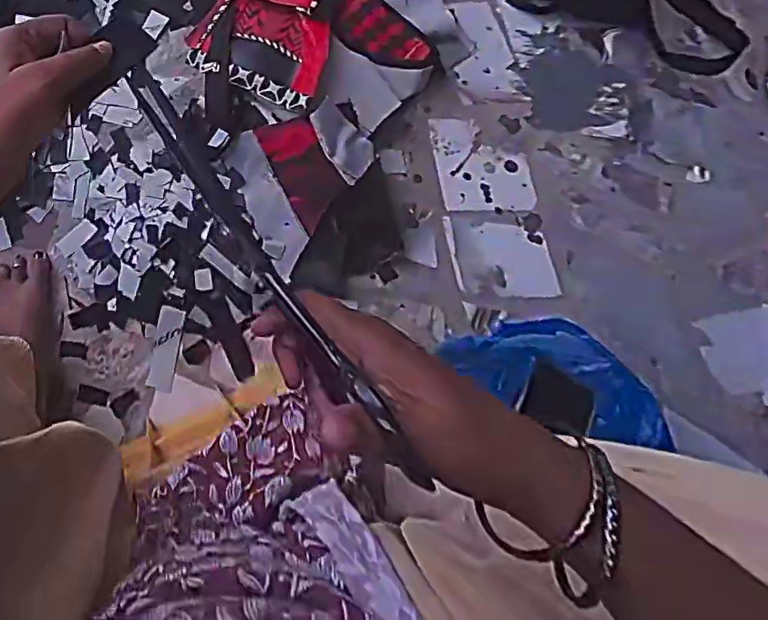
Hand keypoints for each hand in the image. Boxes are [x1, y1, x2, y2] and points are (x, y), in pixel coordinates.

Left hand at [0, 18, 110, 255]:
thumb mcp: (45, 82)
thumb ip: (79, 62)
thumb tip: (103, 49)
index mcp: (12, 40)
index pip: (62, 24)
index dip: (85, 40)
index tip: (102, 59)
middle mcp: (13, 60)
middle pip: (63, 53)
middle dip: (78, 72)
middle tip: (83, 89)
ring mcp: (18, 87)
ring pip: (61, 81)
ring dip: (71, 96)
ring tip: (64, 110)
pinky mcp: (24, 113)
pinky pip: (54, 104)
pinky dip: (62, 113)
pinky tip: (56, 124)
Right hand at [252, 292, 584, 515]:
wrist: (511, 462)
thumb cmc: (467, 437)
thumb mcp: (411, 436)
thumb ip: (362, 428)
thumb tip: (323, 429)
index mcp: (373, 341)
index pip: (312, 306)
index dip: (278, 312)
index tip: (256, 334)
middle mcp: (370, 344)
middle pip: (309, 333)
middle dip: (298, 365)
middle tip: (307, 399)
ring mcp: (376, 363)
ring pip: (322, 360)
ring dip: (317, 391)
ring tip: (336, 424)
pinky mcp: (382, 383)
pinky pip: (340, 378)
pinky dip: (333, 400)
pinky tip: (349, 427)